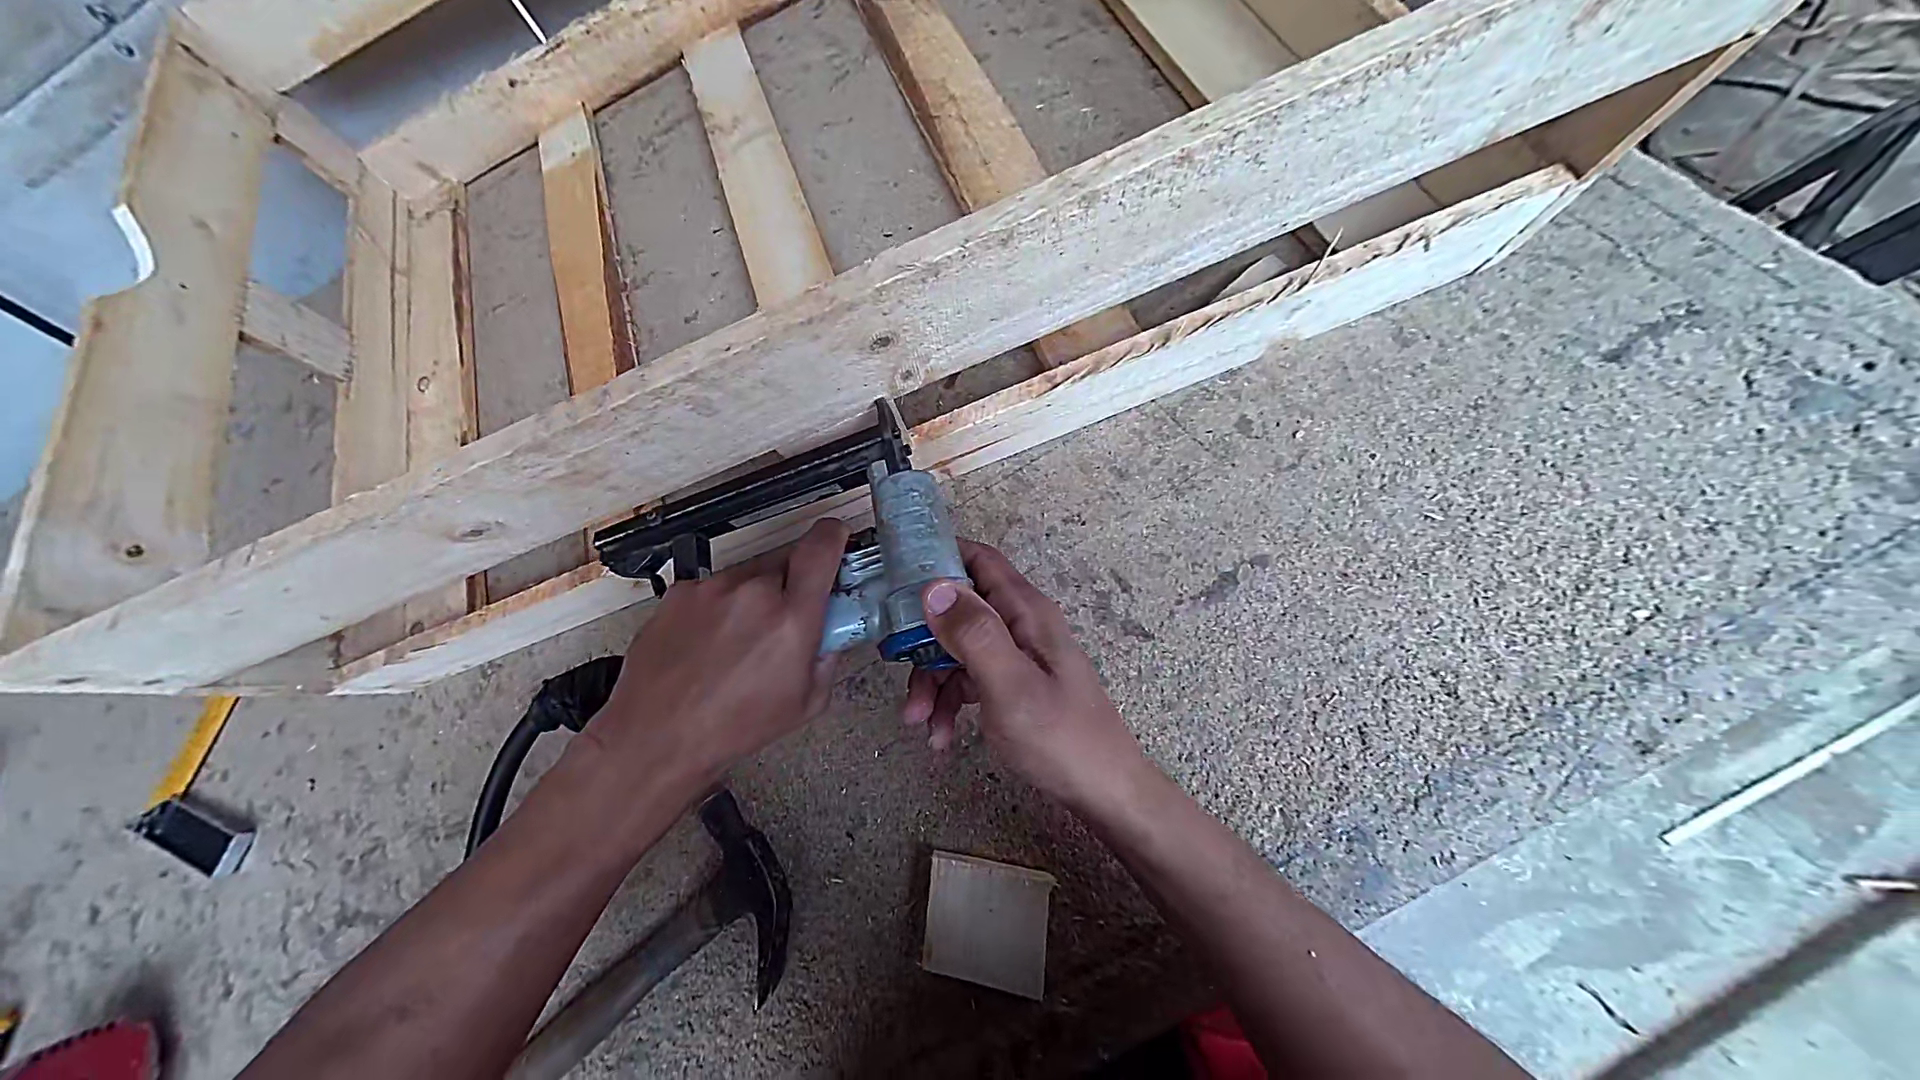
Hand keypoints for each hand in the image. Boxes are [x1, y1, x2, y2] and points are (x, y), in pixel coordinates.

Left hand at [588, 518, 850, 793]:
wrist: (657, 735)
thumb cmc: (728, 726)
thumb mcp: (806, 702)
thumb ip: (829, 656)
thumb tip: (834, 634)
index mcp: (791, 619)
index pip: (821, 548)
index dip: (834, 536)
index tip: (838, 537)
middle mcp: (752, 593)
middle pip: (788, 560)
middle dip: (795, 583)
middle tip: (788, 617)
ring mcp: (713, 589)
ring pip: (751, 574)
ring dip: (757, 595)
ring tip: (742, 640)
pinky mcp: (682, 593)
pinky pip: (716, 587)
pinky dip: (723, 605)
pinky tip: (714, 641)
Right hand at [902, 540, 1149, 810]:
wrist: (1102, 791)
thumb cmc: (1059, 737)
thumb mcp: (1010, 685)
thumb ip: (973, 634)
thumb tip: (933, 587)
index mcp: (1025, 612)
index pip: (978, 560)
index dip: (937, 558)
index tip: (894, 578)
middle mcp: (1020, 625)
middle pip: (959, 609)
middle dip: (924, 638)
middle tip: (896, 666)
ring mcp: (1017, 655)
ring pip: (958, 649)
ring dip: (932, 680)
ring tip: (919, 721)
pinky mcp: (1013, 684)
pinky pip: (970, 679)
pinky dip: (950, 703)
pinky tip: (941, 737)